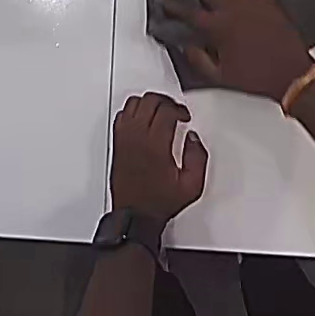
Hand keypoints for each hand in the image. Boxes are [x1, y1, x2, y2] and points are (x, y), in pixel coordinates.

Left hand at [110, 92, 207, 223]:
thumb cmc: (158, 201)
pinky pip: (122, 115)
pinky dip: (133, 111)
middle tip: (174, 110)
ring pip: (133, 103)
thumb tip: (193, 139)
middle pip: (149, 100)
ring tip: (160, 112)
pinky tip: (143, 118)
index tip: (184, 116)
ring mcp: (124, 138)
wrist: (134, 214)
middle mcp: (137, 137)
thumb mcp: (191, 185)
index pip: (165, 109)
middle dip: (165, 101)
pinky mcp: (117, 142)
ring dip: (148, 103)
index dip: (179, 108)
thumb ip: (198, 158)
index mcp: (155, 145)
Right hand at [164, 0, 312, 99]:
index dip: (174, 6)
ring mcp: (251, 4)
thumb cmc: (258, 76)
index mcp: (218, 29)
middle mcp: (232, 11)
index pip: (189, 13)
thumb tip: (188, 48)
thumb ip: (199, 61)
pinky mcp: (268, 3)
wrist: (290, 76)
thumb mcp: (220, 76)